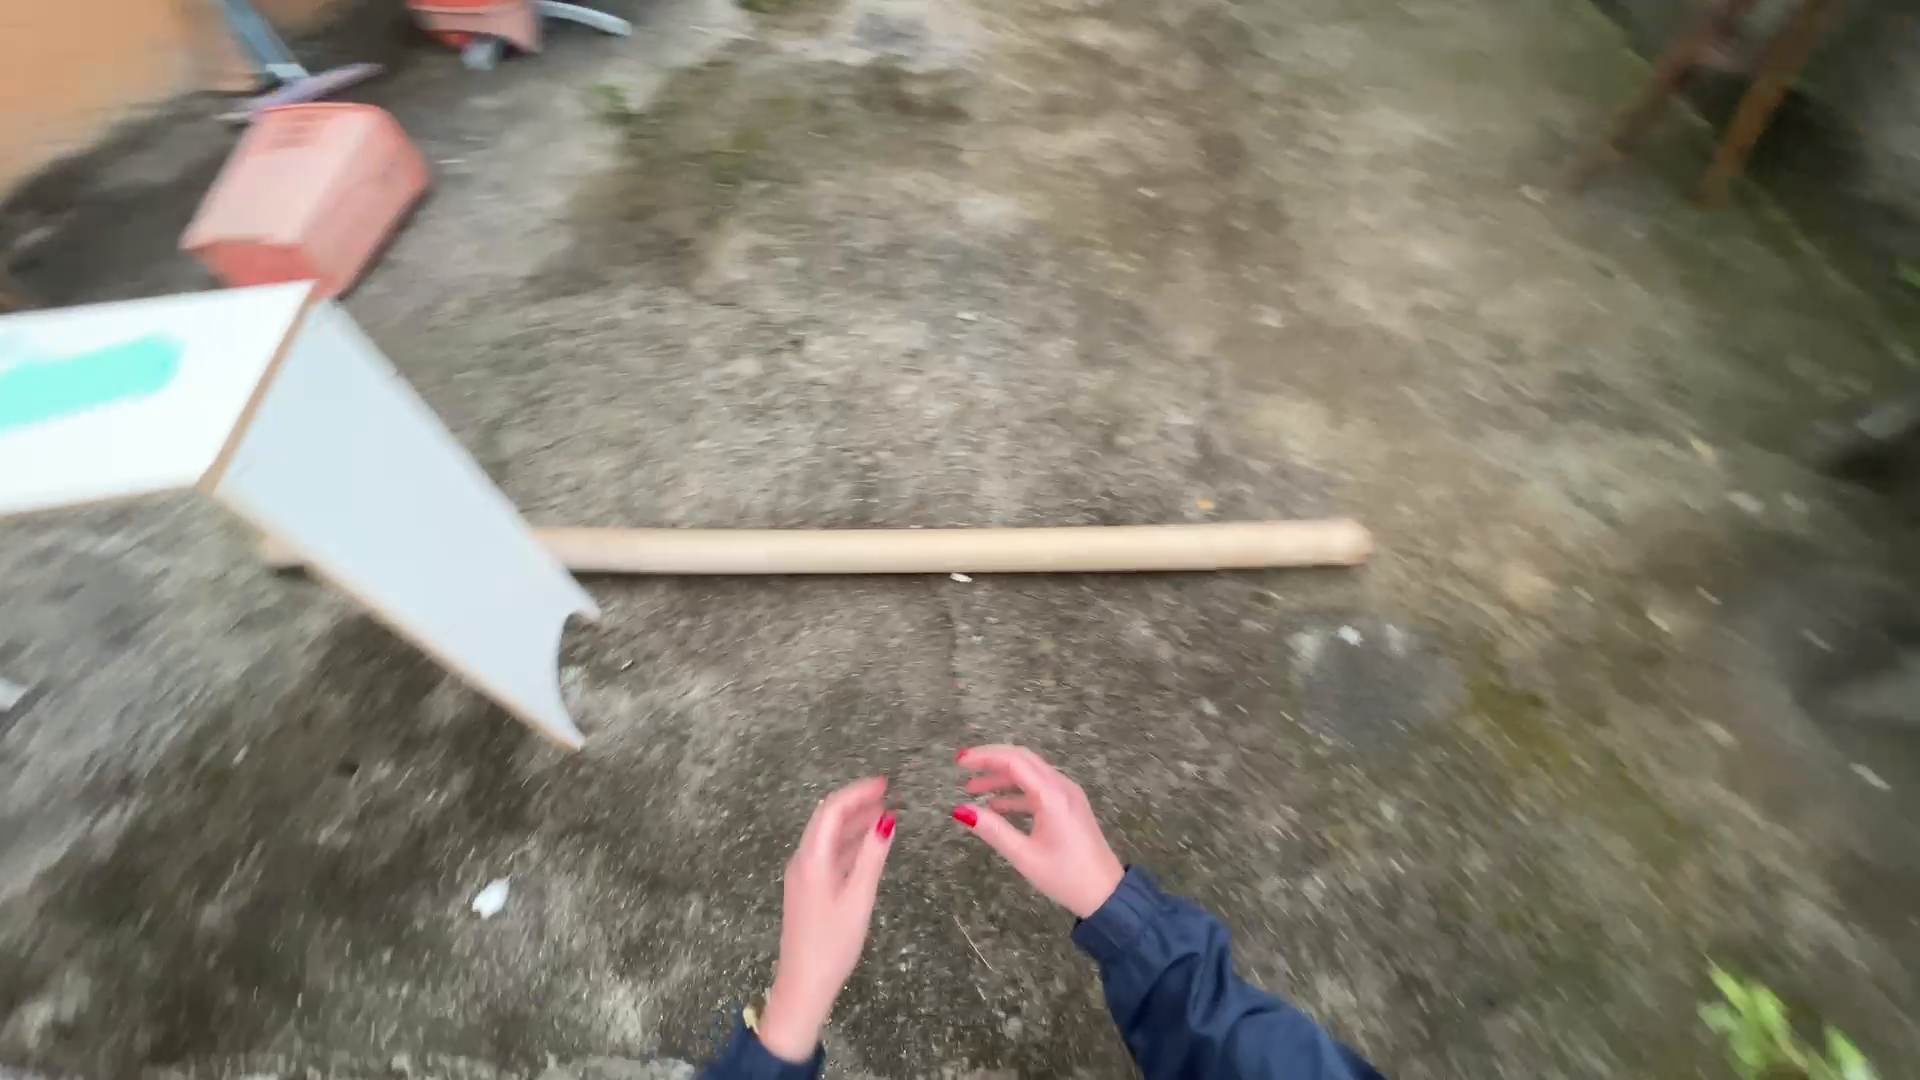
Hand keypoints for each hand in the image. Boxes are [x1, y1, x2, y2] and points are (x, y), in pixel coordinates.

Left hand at [759, 777, 896, 1061]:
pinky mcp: (808, 888)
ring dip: (853, 820)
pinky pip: (829, 852)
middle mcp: (803, 860)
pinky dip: (849, 841)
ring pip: (828, 835)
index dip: (857, 792)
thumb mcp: (858, 898)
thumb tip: (887, 820)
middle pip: (827, 818)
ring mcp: (804, 874)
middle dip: (856, 802)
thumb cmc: (832, 943)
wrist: (803, 987)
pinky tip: (868, 843)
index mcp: (812, 858)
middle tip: (887, 793)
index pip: (832, 810)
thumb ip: (872, 856)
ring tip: (883, 812)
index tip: (884, 784)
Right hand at [953, 745, 1124, 917]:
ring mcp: (1067, 794)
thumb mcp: (1025, 856)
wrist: (1107, 895)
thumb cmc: (1066, 877)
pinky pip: (1038, 788)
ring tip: (973, 789)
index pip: (1014, 761)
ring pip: (1029, 773)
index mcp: (1052, 794)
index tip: (959, 762)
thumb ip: (993, 830)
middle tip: (963, 768)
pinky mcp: (1069, 805)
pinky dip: (1016, 791)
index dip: (984, 757)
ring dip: (1001, 777)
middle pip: (1022, 759)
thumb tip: (961, 810)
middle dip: (991, 761)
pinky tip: (996, 805)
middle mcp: (1061, 786)